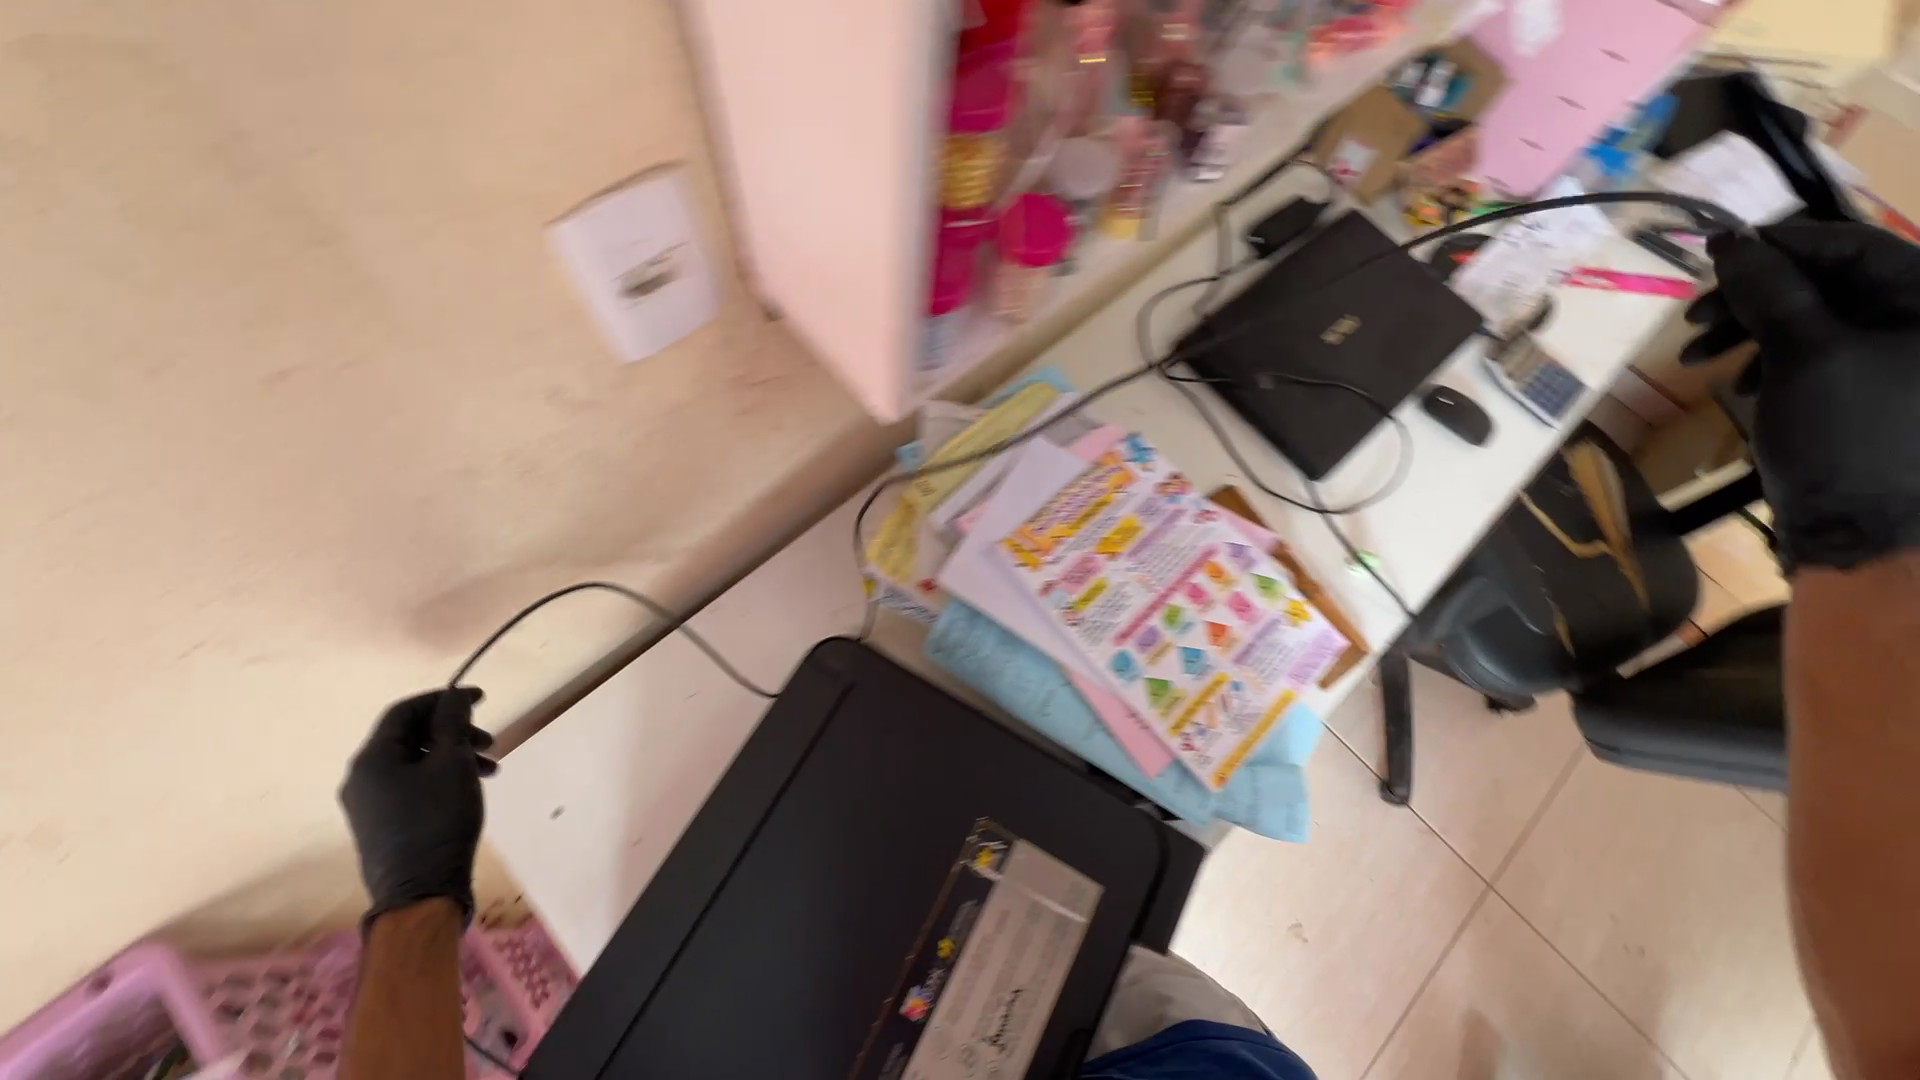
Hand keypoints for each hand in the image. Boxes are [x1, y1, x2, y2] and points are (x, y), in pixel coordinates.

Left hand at [340, 687, 494, 926]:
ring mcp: (369, 802)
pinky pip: (412, 783)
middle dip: (454, 731)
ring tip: (489, 769)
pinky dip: (442, 776)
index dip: (444, 698)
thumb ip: (452, 724)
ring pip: (414, 761)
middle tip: (490, 741)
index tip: (482, 697)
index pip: (405, 711)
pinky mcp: (381, 822)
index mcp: (372, 758)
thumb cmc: (438, 819)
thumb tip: (454, 696)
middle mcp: (361, 777)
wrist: (421, 890)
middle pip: (410, 736)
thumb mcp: (452, 764)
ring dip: (453, 755)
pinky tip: (469, 788)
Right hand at [1684, 221, 1919, 570]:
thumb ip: (1770, 290)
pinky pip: (1819, 352)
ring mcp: (1899, 356)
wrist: (1864, 527)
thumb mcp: (1804, 354)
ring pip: (1815, 317)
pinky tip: (1739, 383)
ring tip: (1696, 358)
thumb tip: (1730, 239)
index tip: (1708, 258)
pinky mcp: (1873, 386)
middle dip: (1753, 298)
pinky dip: (1770, 360)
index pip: (1849, 244)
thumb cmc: (1844, 434)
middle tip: (1691, 320)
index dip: (1775, 245)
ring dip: (1749, 331)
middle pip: (1828, 281)